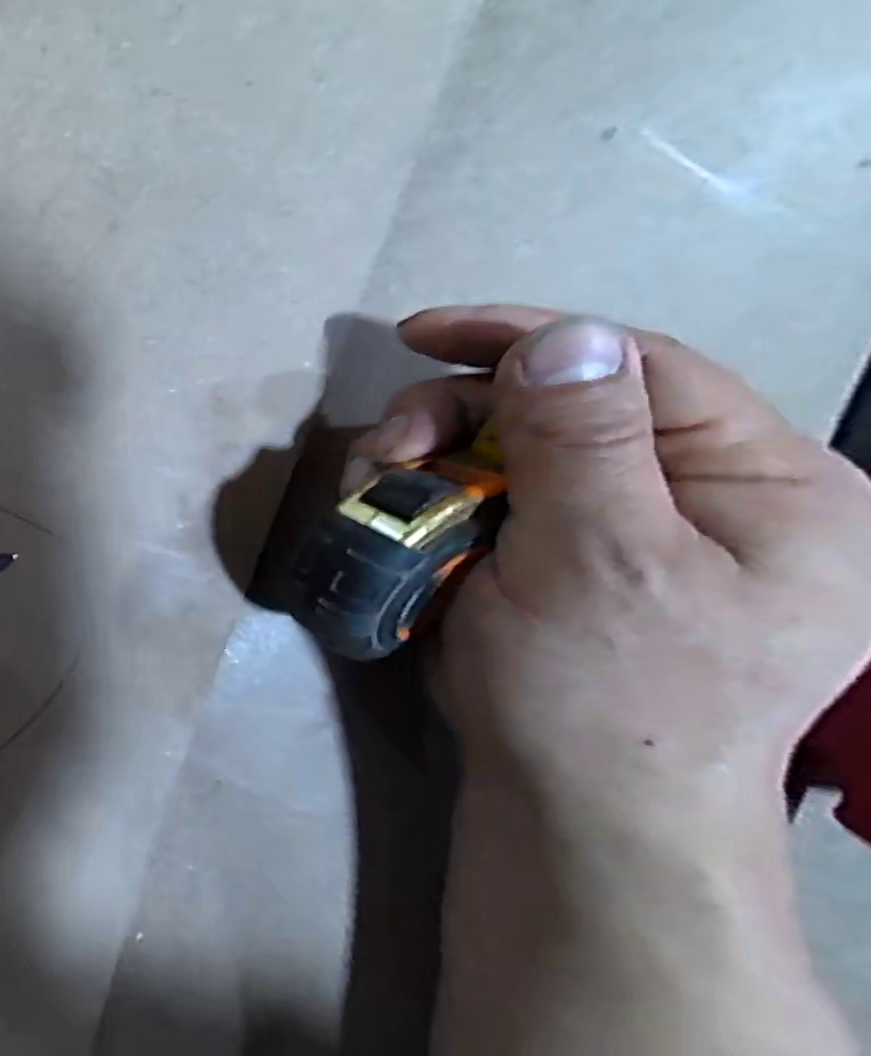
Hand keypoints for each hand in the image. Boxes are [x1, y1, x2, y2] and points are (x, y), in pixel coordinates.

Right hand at [350, 306, 870, 828]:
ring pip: (499, 451)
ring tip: (375, 492)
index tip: (420, 331)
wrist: (572, 801)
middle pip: (552, 407)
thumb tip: (563, 335)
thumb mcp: (600, 561)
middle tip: (382, 452)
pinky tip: (391, 514)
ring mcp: (606, 526)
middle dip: (450, 416)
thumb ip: (585, 445)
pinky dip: (423, 497)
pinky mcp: (540, 555)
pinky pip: (476, 498)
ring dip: (424, 459)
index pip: (637, 367)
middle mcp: (685, 492)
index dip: (524, 337)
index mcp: (756, 483)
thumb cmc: (605, 690)